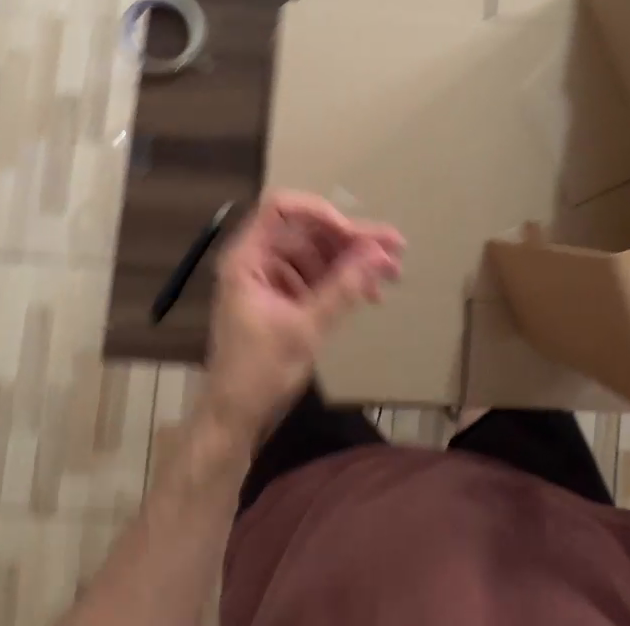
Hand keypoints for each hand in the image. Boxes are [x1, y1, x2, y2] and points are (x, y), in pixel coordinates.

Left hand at [202, 190, 402, 441]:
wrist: (234, 419)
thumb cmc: (258, 373)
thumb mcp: (304, 330)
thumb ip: (342, 290)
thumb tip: (379, 256)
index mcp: (248, 258)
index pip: (281, 209)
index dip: (320, 213)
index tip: (352, 234)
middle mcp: (259, 260)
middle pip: (309, 230)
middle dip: (352, 239)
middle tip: (395, 246)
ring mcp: (272, 278)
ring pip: (319, 252)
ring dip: (355, 260)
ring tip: (392, 272)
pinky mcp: (285, 297)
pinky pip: (319, 275)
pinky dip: (344, 281)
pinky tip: (371, 291)